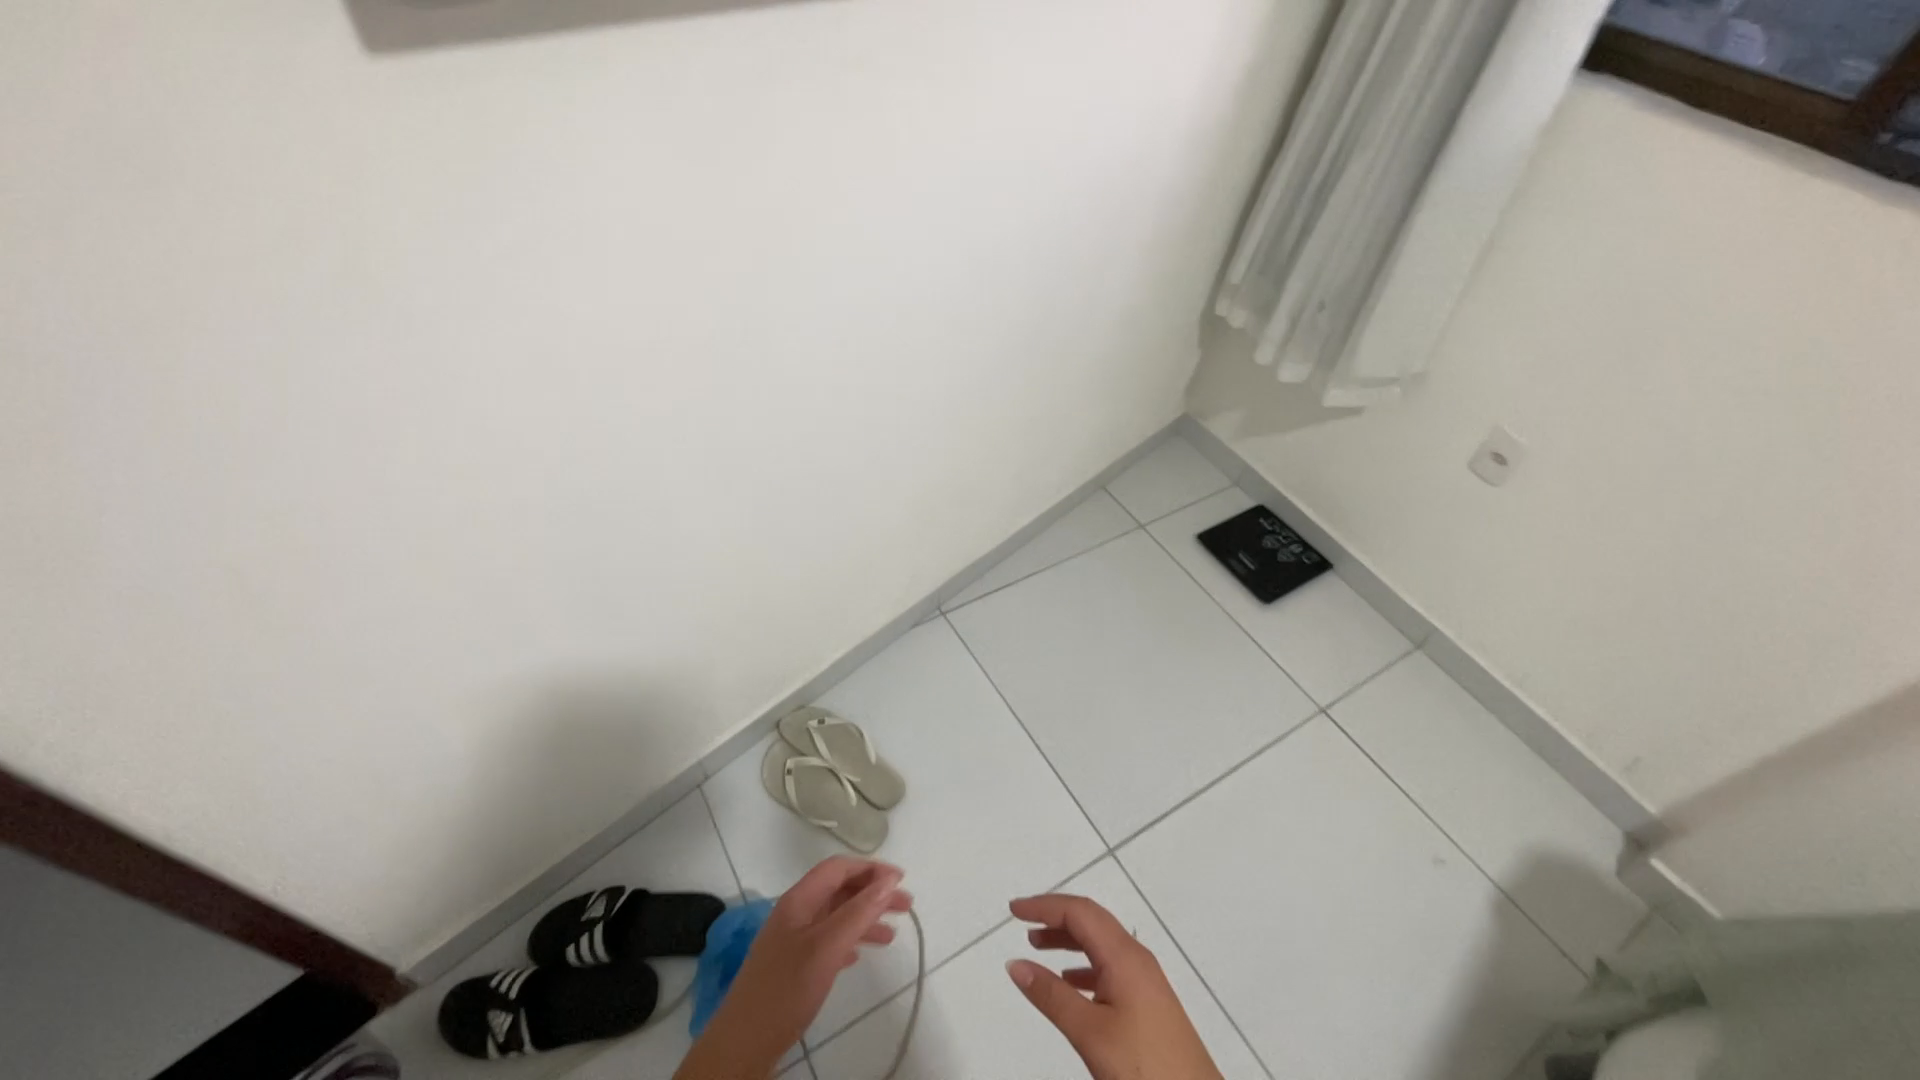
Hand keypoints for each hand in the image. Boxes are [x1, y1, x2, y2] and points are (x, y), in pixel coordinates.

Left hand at [676, 857, 911, 1079]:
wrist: (745, 1041)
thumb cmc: (786, 988)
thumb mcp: (826, 946)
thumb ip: (858, 912)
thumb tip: (889, 880)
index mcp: (799, 900)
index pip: (837, 868)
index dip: (870, 869)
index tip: (901, 880)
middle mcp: (796, 913)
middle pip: (839, 890)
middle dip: (873, 893)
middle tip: (906, 907)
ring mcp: (793, 940)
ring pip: (836, 917)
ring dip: (865, 918)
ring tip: (892, 935)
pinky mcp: (794, 965)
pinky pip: (828, 941)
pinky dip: (850, 941)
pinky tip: (860, 955)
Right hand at [1007, 893, 1223, 1079]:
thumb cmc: (1141, 1065)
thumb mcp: (1089, 1031)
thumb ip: (1050, 995)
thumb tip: (1014, 963)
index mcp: (1124, 956)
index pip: (1080, 912)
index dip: (1045, 906)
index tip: (1013, 910)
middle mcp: (1137, 959)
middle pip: (1092, 921)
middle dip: (1055, 916)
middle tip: (1021, 921)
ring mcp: (1146, 980)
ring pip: (1101, 943)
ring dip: (1068, 939)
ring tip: (1037, 947)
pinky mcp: (1149, 1002)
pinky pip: (1110, 966)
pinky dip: (1084, 964)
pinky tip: (1071, 982)